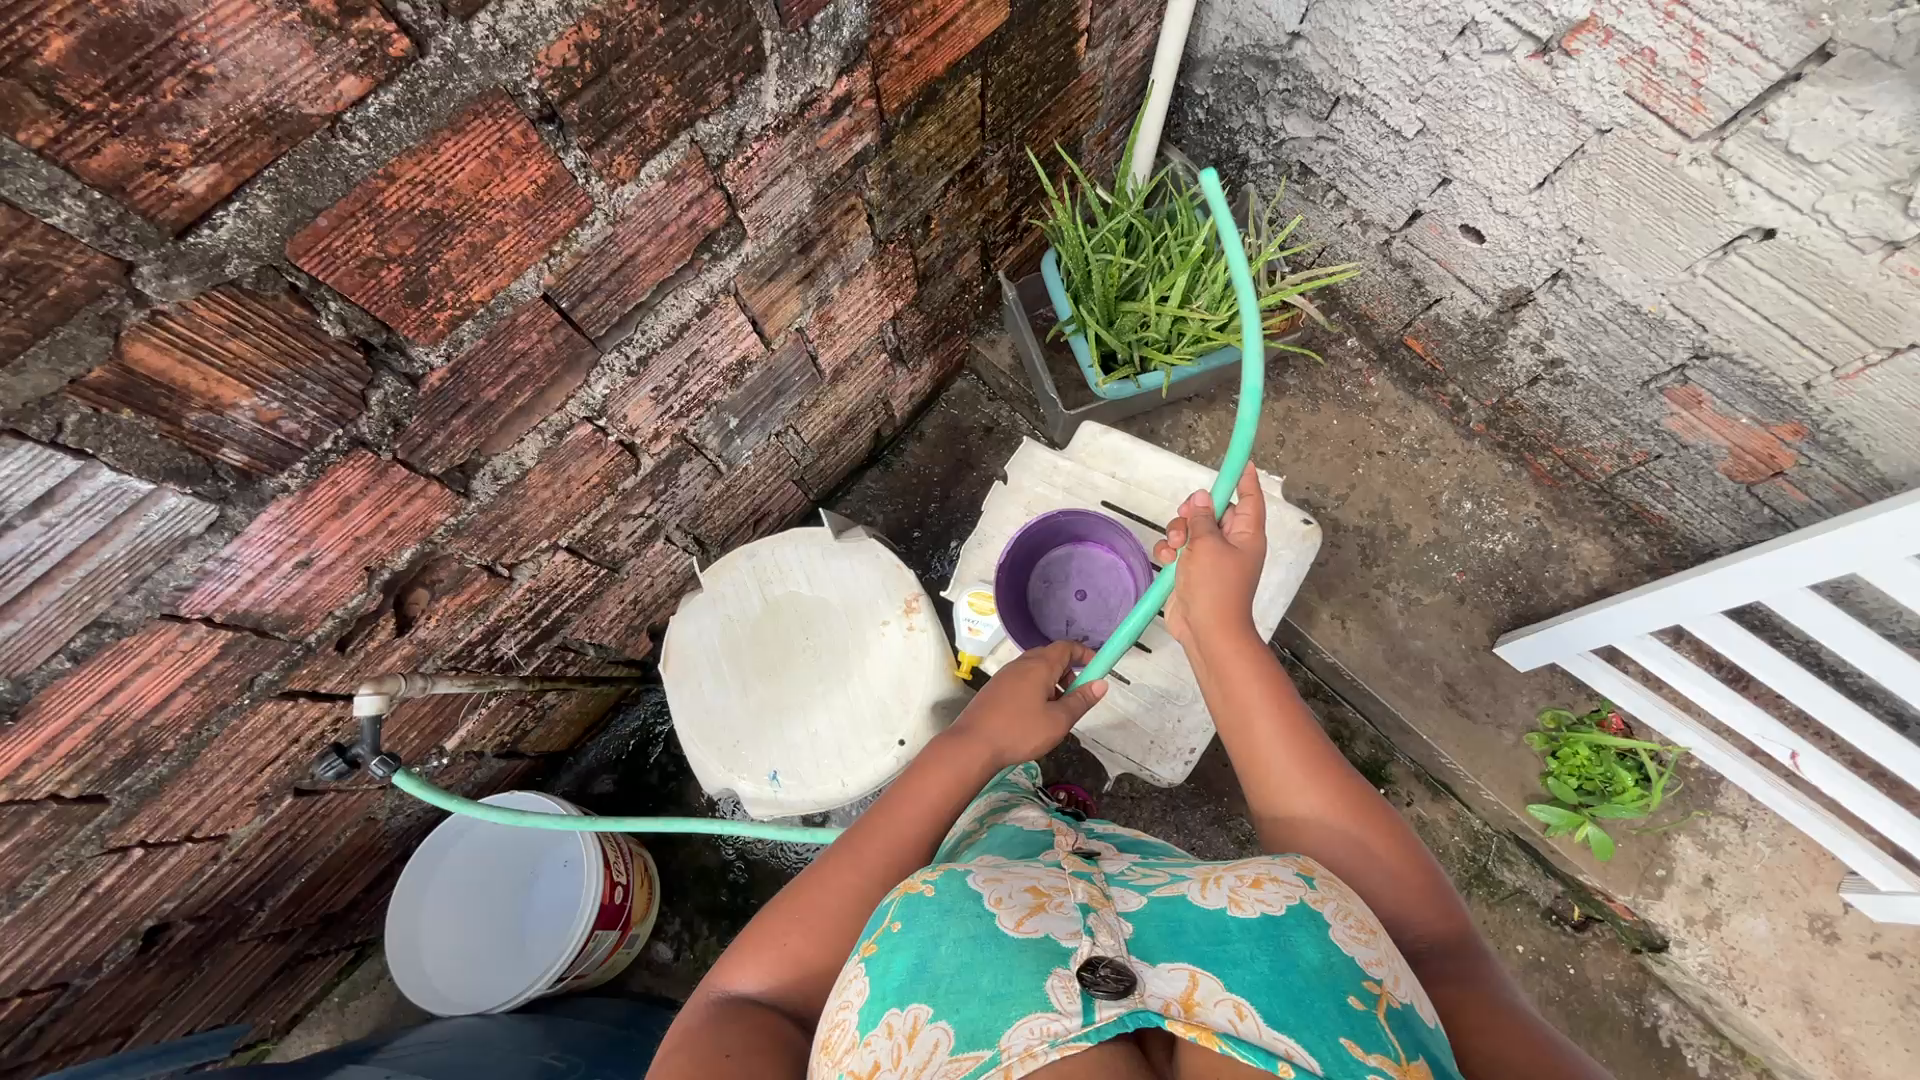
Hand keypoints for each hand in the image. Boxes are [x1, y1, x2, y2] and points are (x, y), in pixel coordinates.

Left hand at [945, 641, 1107, 768]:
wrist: (972, 744)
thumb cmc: (1019, 731)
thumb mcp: (1058, 721)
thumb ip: (1081, 701)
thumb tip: (1101, 683)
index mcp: (1039, 666)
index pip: (1066, 647)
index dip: (1084, 653)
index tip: (1098, 667)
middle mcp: (1021, 664)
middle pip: (1050, 656)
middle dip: (1069, 671)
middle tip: (1076, 695)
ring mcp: (1005, 675)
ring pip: (1035, 669)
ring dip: (1052, 682)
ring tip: (1056, 710)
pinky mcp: (995, 688)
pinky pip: (1022, 679)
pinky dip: (1036, 688)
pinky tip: (1034, 715)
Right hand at [1152, 463, 1265, 648]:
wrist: (1206, 629)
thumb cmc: (1216, 587)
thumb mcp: (1208, 545)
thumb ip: (1202, 518)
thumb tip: (1202, 497)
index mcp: (1246, 534)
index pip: (1250, 499)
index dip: (1245, 480)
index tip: (1241, 463)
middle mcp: (1231, 543)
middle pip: (1212, 512)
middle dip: (1193, 512)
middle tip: (1185, 516)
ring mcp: (1210, 558)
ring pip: (1190, 530)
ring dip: (1177, 533)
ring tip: (1175, 548)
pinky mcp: (1191, 572)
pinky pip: (1178, 551)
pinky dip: (1170, 552)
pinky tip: (1167, 562)